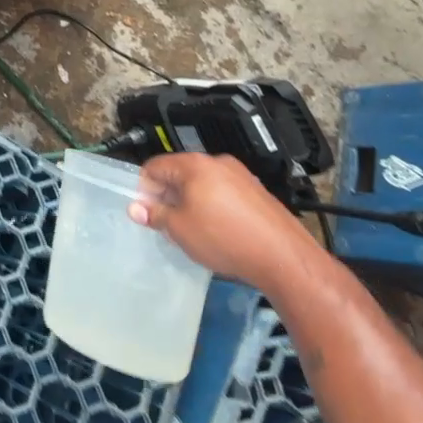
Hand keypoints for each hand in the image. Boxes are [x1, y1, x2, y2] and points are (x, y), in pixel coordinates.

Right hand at [126, 152, 322, 288]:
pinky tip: (222, 231)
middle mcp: (218, 163)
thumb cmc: (224, 239)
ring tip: (197, 230)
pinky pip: (226, 194)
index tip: (149, 212)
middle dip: (170, 195)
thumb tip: (136, 208)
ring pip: (204, 184)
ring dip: (193, 202)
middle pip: (180, 173)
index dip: (145, 189)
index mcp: (194, 165)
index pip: (154, 167)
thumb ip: (154, 214)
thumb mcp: (179, 229)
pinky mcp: (260, 193)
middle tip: (170, 222)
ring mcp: (243, 177)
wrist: (286, 260)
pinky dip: (217, 207)